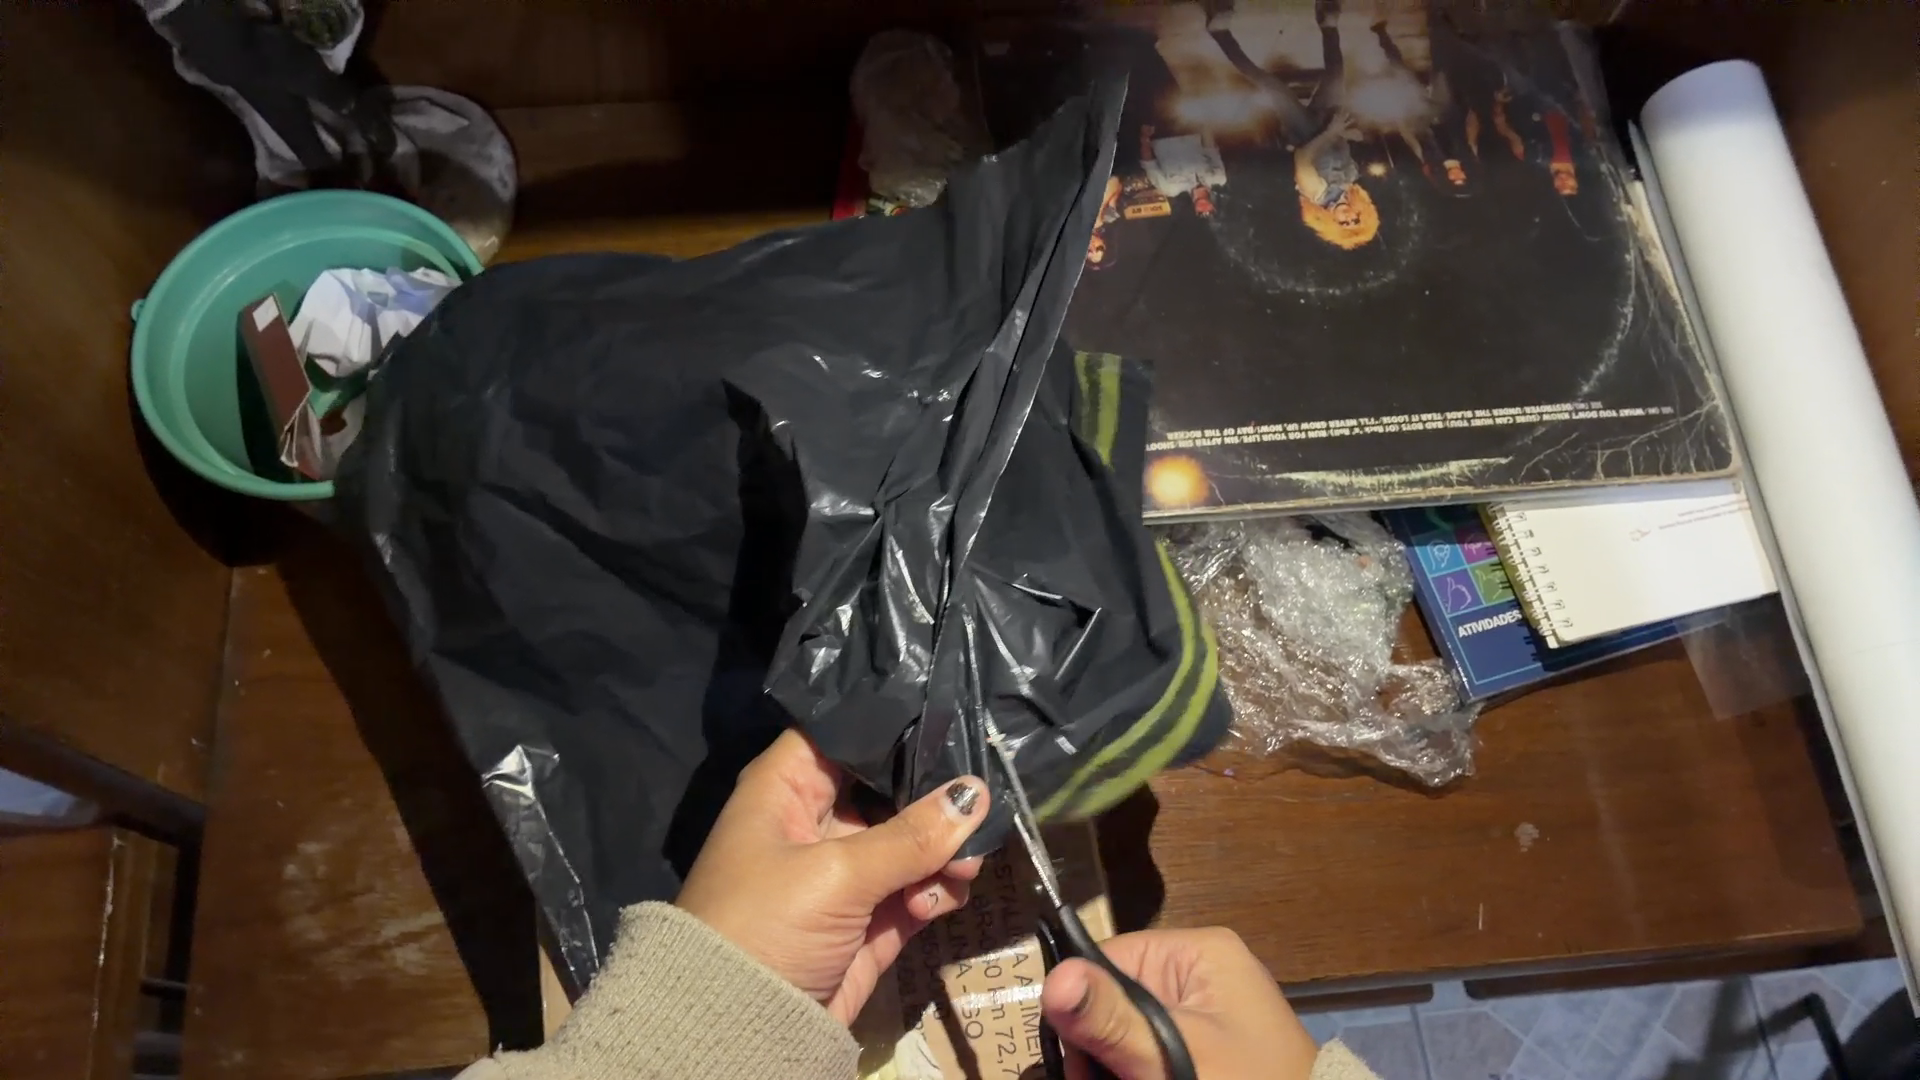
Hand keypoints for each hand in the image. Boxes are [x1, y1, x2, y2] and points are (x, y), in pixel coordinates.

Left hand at [675, 730, 990, 1023]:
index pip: (847, 731)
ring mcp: (848, 866)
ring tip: (964, 867)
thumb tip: (977, 791)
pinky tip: (937, 901)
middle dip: (936, 795)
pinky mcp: (870, 913)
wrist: (737, 1038)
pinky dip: (937, 888)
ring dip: (945, 848)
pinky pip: (918, 883)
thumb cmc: (768, 925)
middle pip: (891, 784)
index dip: (894, 726)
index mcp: (789, 785)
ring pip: (913, 835)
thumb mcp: (836, 874)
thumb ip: (911, 834)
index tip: (949, 723)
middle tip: (978, 808)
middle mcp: (819, 816)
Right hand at [1042, 928, 1318, 1079]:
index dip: (1084, 1012)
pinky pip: (1155, 1052)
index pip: (1108, 961)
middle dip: (1103, 1049)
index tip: (1079, 1067)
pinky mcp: (1210, 1052)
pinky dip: (1139, 1071)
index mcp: (1198, 952)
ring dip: (1117, 1066)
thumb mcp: (1176, 1058)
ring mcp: (1207, 1016)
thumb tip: (1050, 979)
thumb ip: (1113, 1019)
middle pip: (1118, 1000)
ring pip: (1131, 1033)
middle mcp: (1200, 974)